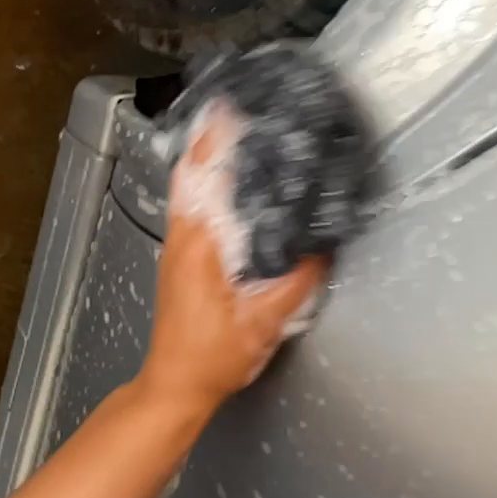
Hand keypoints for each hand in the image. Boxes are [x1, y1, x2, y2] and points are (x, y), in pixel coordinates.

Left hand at [137, 108, 326, 413]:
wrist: (175, 383)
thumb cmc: (210, 357)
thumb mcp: (262, 324)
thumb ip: (295, 283)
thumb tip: (321, 250)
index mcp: (197, 244)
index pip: (203, 179)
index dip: (216, 143)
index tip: (229, 113)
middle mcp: (180, 237)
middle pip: (190, 174)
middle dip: (210, 141)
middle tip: (234, 114)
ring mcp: (175, 245)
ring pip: (186, 189)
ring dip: (205, 160)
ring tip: (230, 136)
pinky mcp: (178, 257)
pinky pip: (188, 206)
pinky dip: (202, 184)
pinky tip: (223, 183)